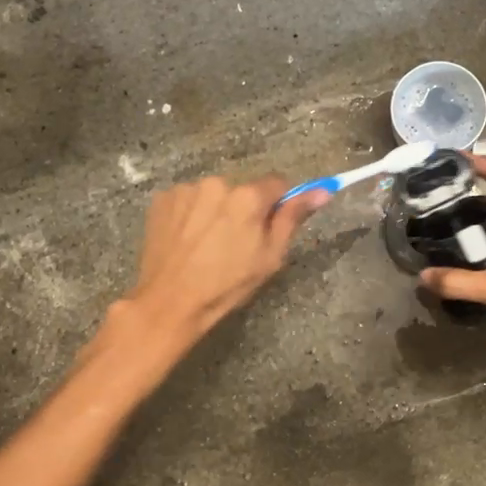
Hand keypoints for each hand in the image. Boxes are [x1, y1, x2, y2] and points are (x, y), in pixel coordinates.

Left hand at [121, 176, 325, 341]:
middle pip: (242, 190)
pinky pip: (188, 200)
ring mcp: (186, 189)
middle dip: (243, 209)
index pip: (277, 183)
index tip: (269, 225)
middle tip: (236, 243)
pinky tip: (187, 240)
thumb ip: (293, 218)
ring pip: (213, 195)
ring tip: (207, 244)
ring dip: (215, 211)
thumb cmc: (227, 285)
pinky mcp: (163, 199)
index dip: (277, 204)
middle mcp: (217, 183)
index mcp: (248, 196)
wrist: (170, 302)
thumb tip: (322, 191)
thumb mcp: (270, 257)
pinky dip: (191, 215)